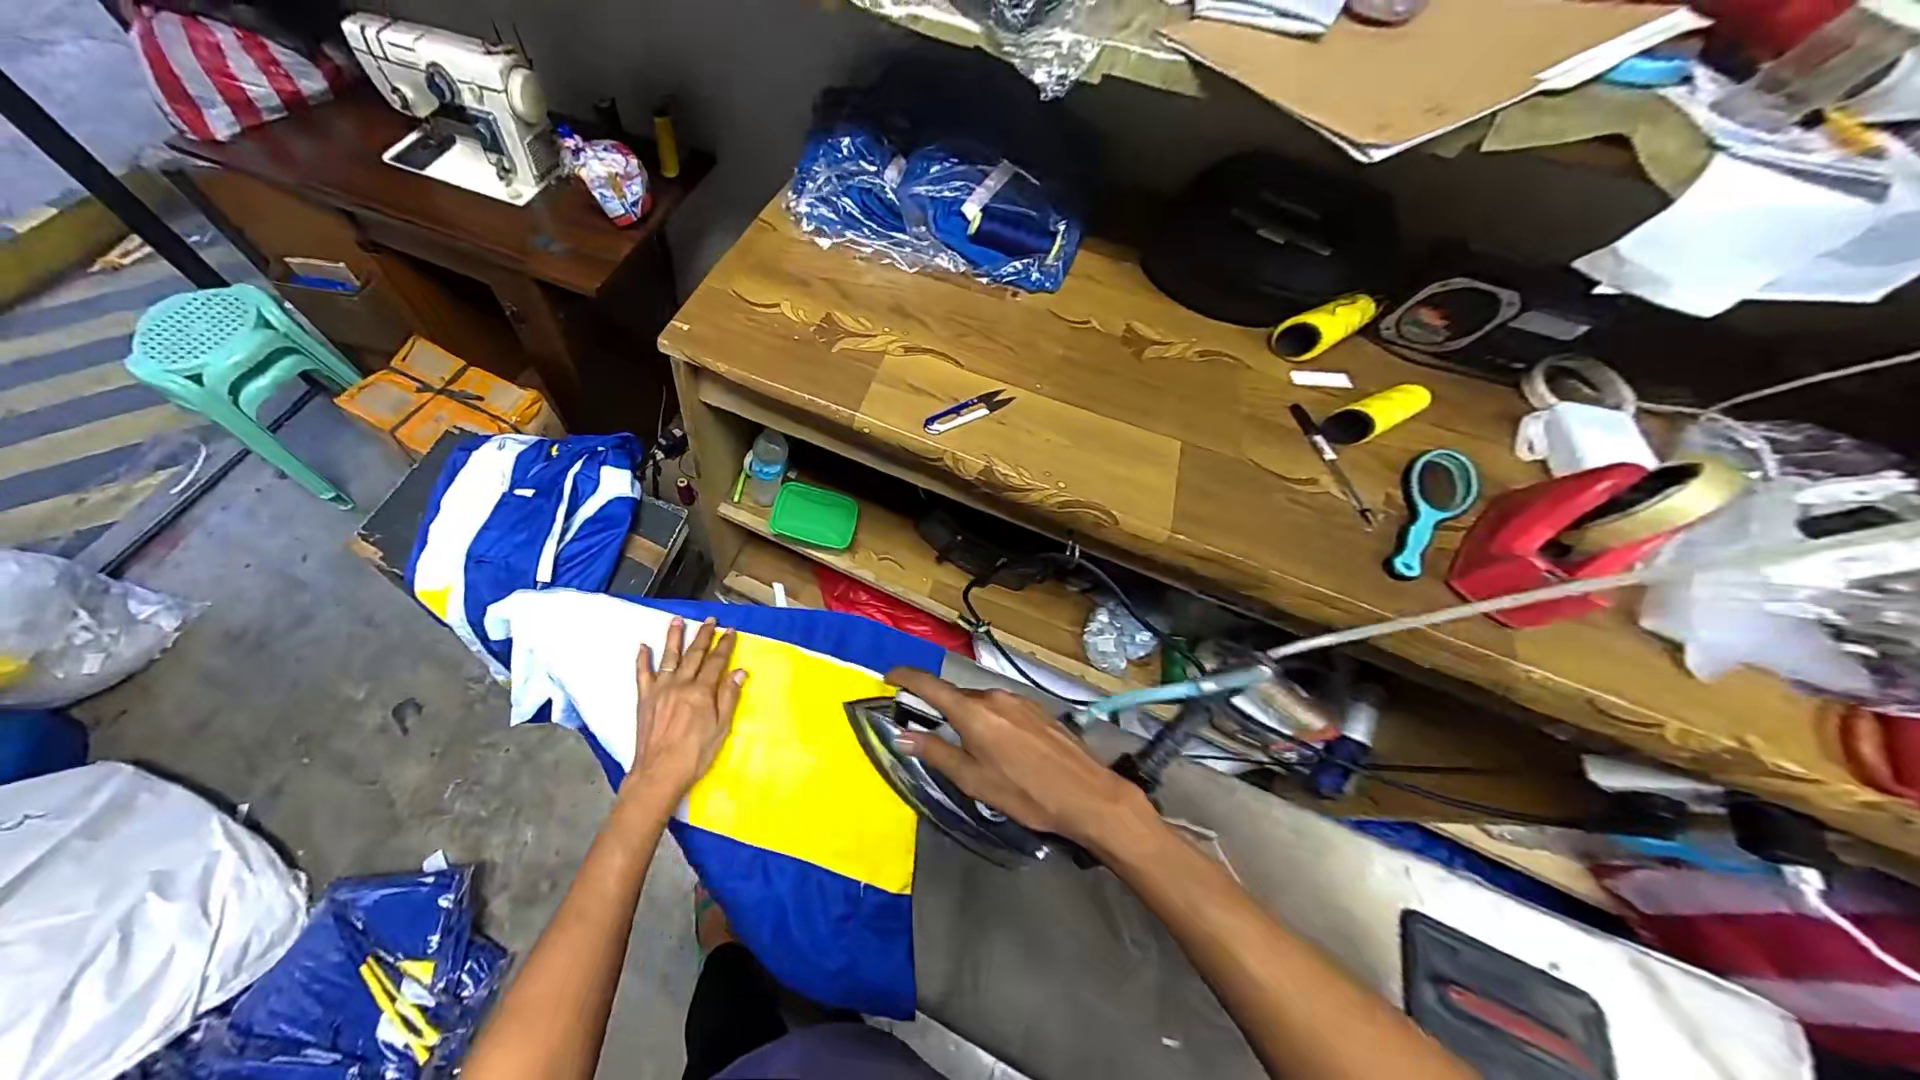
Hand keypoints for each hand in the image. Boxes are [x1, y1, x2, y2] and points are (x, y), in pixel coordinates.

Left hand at [623, 617, 744, 805]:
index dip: (725, 645)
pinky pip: (642, 674)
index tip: (731, 631)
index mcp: (701, 692)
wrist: (659, 773)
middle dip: (704, 635)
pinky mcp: (644, 699)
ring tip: (677, 620)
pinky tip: (643, 646)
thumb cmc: (696, 754)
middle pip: (694, 654)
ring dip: (674, 637)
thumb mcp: (721, 728)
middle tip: (710, 620)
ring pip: (669, 657)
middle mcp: (680, 685)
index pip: (716, 662)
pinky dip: (642, 659)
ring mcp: (660, 690)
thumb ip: (729, 697)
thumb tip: (739, 672)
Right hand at [885, 669, 1152, 848]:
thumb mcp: (973, 779)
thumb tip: (901, 736)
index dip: (906, 677)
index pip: (930, 685)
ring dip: (967, 718)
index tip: (889, 676)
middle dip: (939, 710)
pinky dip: (990, 721)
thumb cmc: (1024, 792)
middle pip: (956, 696)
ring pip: (980, 703)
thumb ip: (936, 752)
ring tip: (970, 750)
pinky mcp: (1037, 710)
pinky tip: (1000, 748)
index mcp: (973, 711)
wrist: (1086, 794)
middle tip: (929, 733)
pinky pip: (1002, 709)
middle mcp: (995, 696)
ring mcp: (1019, 700)